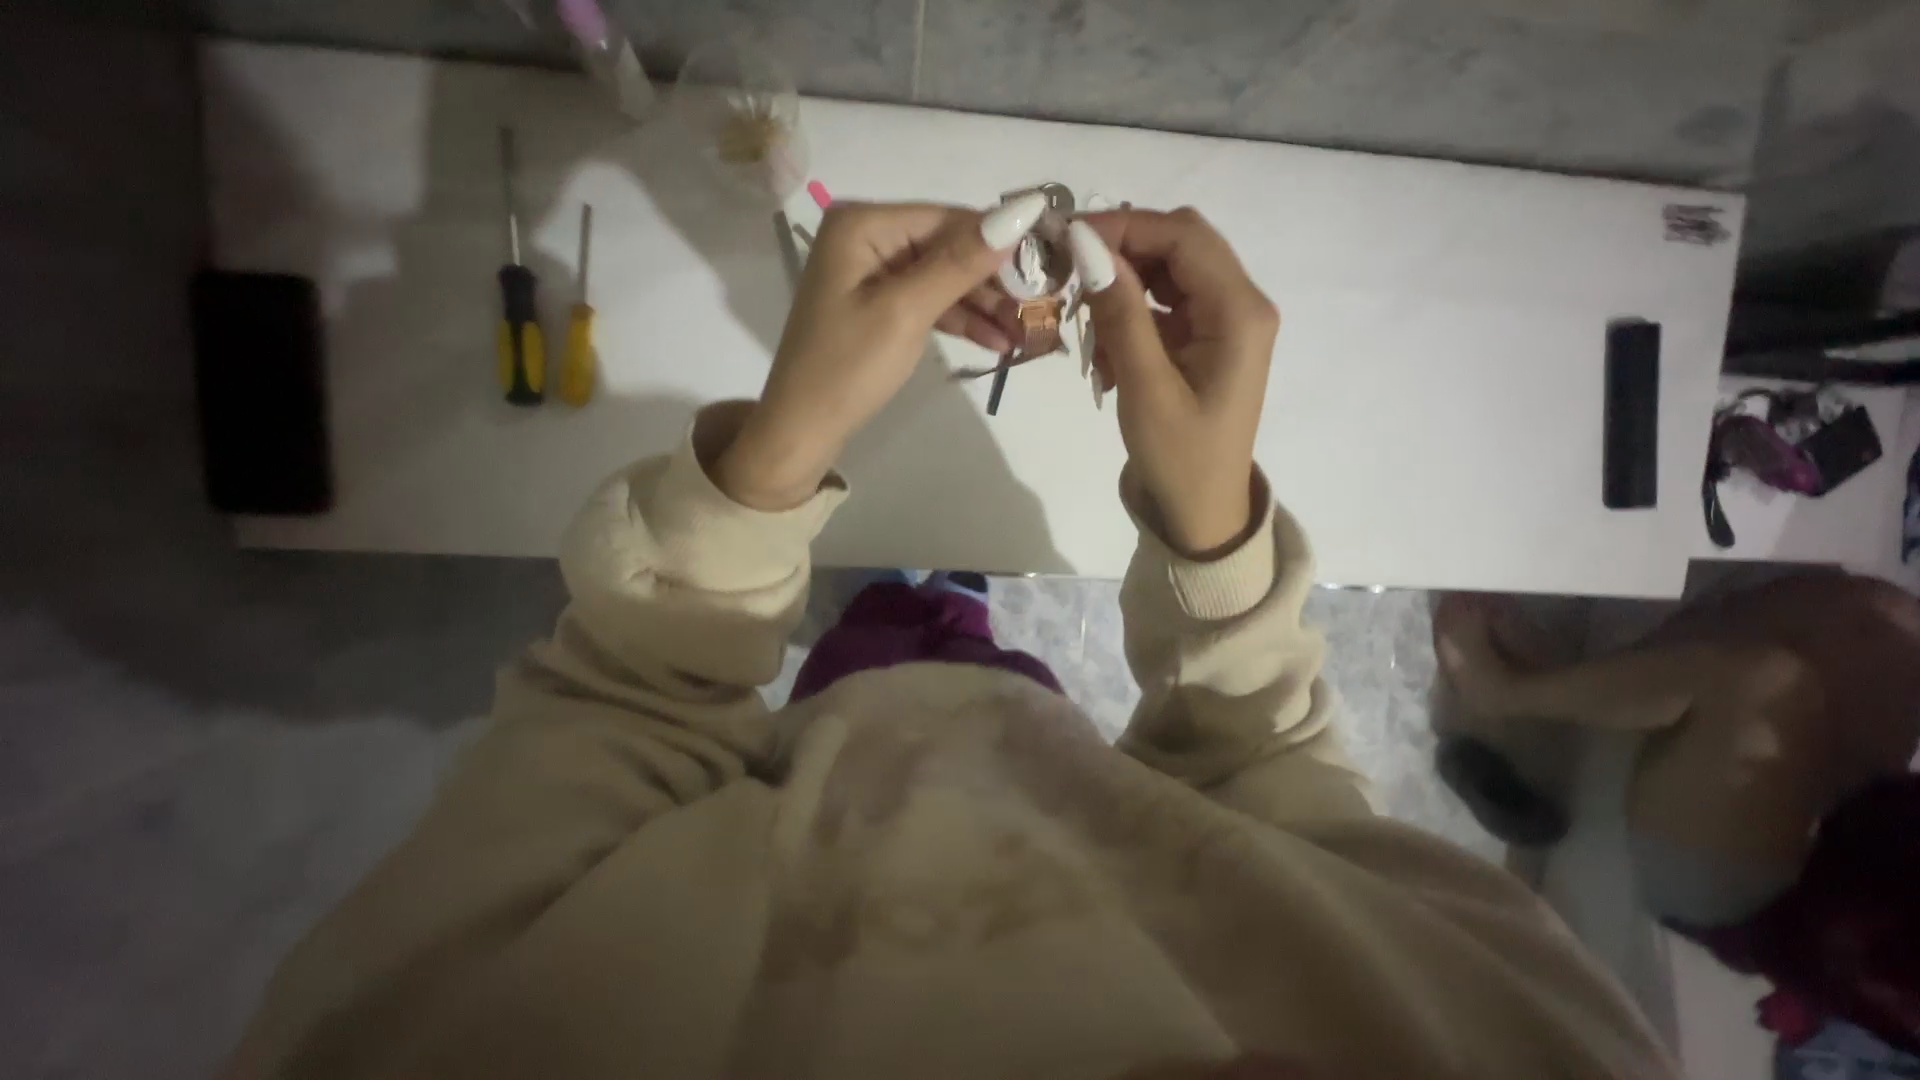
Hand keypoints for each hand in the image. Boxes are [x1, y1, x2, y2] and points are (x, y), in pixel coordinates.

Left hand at [715, 197, 1048, 509]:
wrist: (802, 429)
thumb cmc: (849, 367)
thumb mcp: (907, 311)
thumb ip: (961, 262)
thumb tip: (1019, 210)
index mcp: (863, 224)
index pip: (948, 219)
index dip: (998, 241)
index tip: (1048, 268)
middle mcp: (866, 237)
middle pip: (947, 246)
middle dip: (992, 279)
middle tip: (1040, 307)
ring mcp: (870, 273)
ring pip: (942, 277)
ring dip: (983, 305)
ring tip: (1025, 332)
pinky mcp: (877, 305)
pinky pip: (928, 302)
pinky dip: (959, 320)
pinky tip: (997, 342)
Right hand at [1070, 208, 1279, 557]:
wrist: (1201, 511)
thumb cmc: (1179, 457)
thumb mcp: (1145, 386)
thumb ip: (1120, 311)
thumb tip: (1086, 245)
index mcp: (1240, 311)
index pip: (1183, 236)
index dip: (1124, 227)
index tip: (1066, 241)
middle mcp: (1240, 304)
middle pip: (1178, 245)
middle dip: (1121, 253)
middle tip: (1068, 276)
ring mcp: (1224, 321)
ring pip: (1167, 272)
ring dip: (1122, 288)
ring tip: (1088, 330)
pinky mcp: (1205, 340)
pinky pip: (1163, 305)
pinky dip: (1129, 316)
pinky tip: (1106, 354)